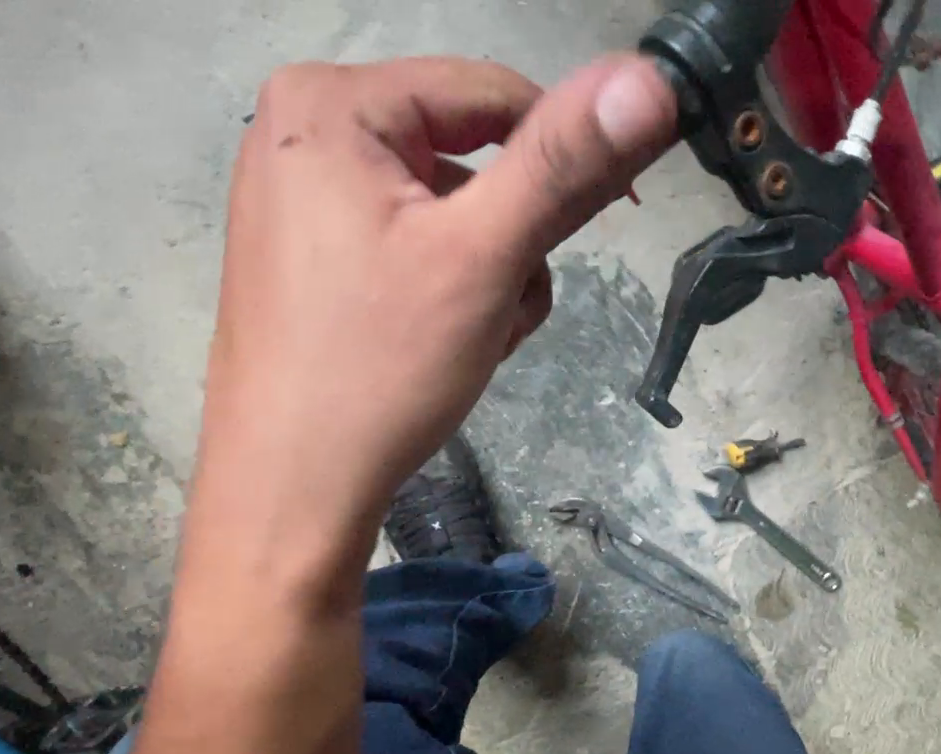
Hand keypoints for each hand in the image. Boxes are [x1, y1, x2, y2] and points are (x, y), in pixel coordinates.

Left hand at [183, 56, 674, 604]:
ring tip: (471, 339)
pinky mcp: (313, 262)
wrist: (292, 489)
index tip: (613, 223)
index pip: (491, 93)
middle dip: (512, 241)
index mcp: (333, 104)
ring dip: (491, 277)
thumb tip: (648, 78)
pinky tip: (442, 348)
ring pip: (452, 215)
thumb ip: (563, 165)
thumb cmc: (380, 366)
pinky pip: (415, 251)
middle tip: (503, 310)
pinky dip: (452, 296)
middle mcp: (305, 133)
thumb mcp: (483, 258)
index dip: (565, 154)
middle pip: (471, 160)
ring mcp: (304, 202)